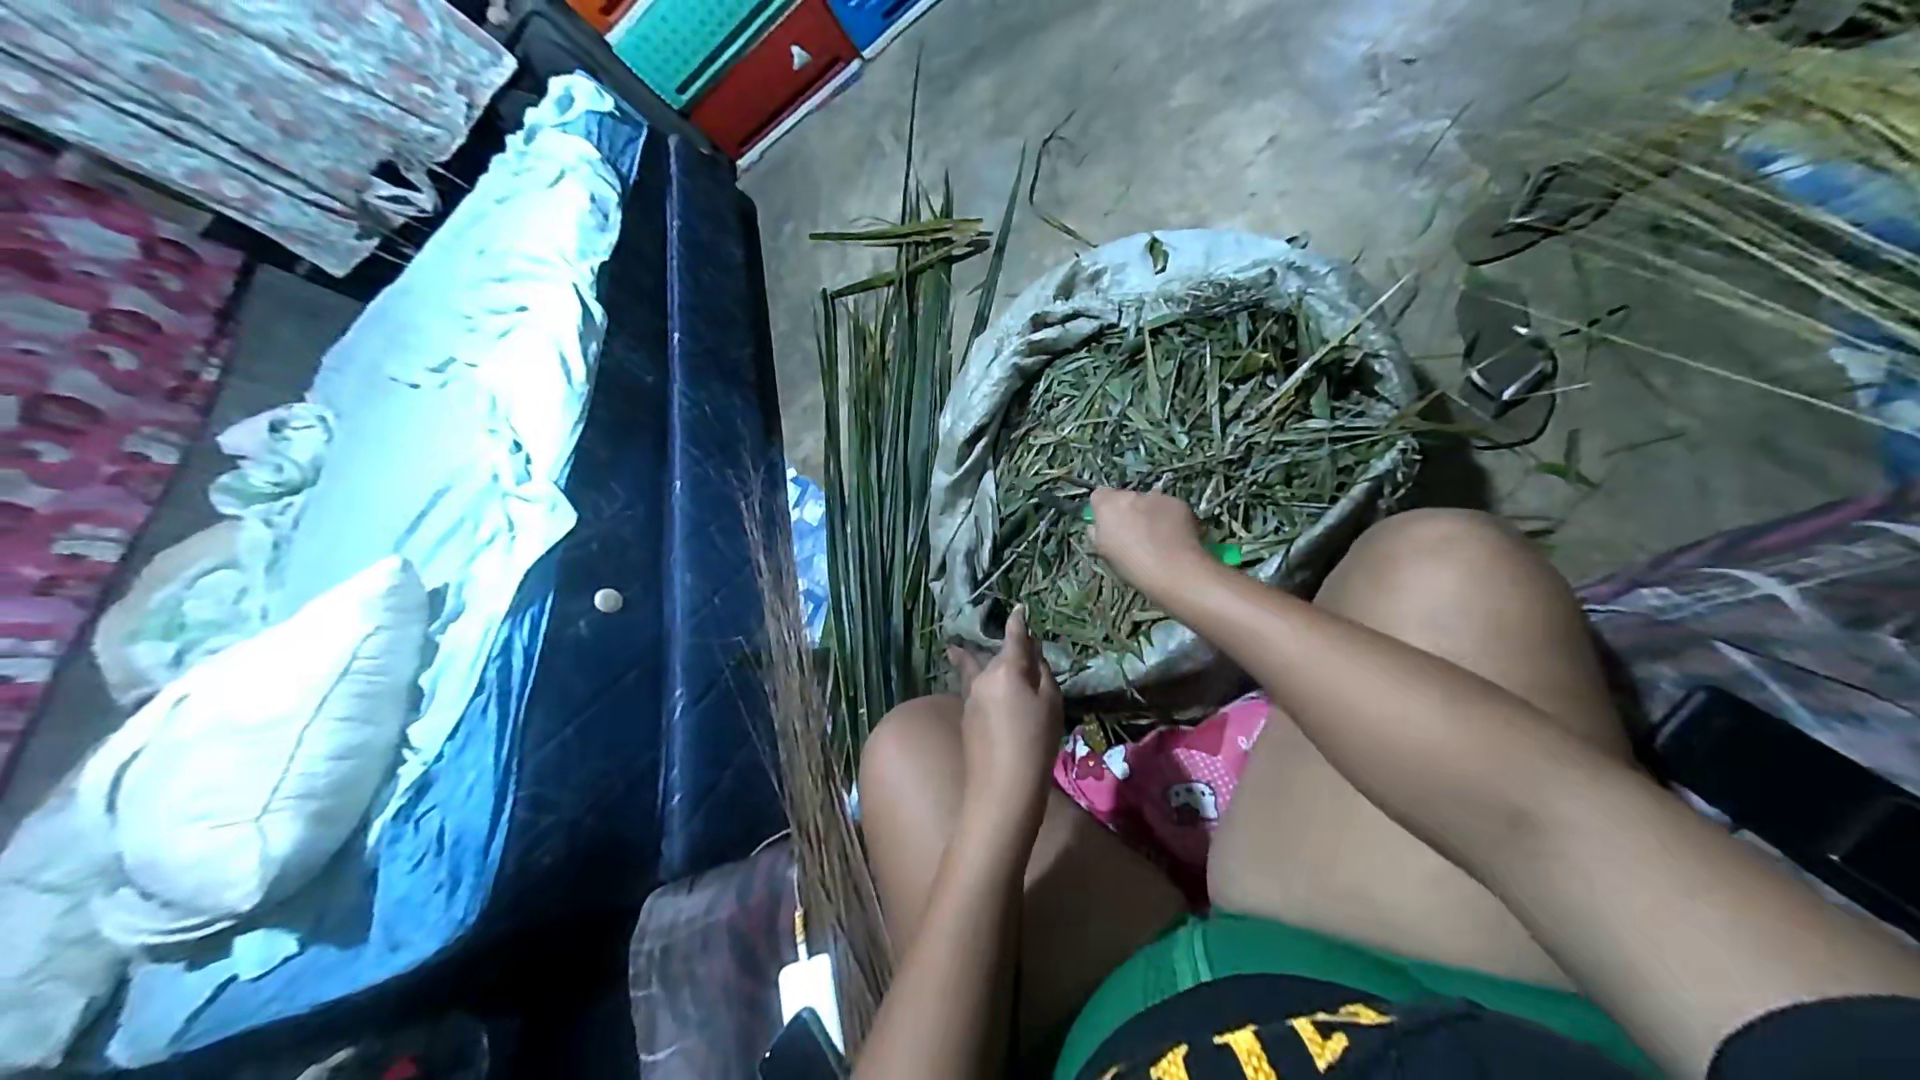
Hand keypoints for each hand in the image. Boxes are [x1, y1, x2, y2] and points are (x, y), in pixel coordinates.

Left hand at [947, 605, 1062, 827]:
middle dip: (1003, 648)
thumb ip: (1042, 674)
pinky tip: (979, 689)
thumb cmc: (1035, 742)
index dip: (1018, 623)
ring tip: (958, 650)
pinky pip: (975, 691)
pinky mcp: (966, 717)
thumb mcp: (1050, 704)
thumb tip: (1033, 656)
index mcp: (1006, 669)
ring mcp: (970, 698)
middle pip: (995, 656)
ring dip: (977, 661)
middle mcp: (983, 678)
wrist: (1002, 787)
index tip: (1018, 609)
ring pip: (978, 672)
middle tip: (1009, 640)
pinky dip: (978, 684)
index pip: (1014, 639)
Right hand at [1089, 488, 1209, 593]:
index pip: (1099, 495)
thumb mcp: (1104, 553)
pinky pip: (1168, 507)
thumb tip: (1099, 526)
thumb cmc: (1132, 567)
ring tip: (1158, 538)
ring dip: (1148, 513)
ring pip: (1148, 502)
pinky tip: (1174, 537)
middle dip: (1127, 511)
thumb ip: (1097, 533)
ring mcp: (1157, 497)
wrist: (1174, 571)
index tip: (1109, 525)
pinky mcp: (1179, 503)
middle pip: (1125, 498)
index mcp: (1107, 506)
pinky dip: (1168, 518)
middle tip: (1135, 534)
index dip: (1102, 509)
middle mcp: (1131, 495)